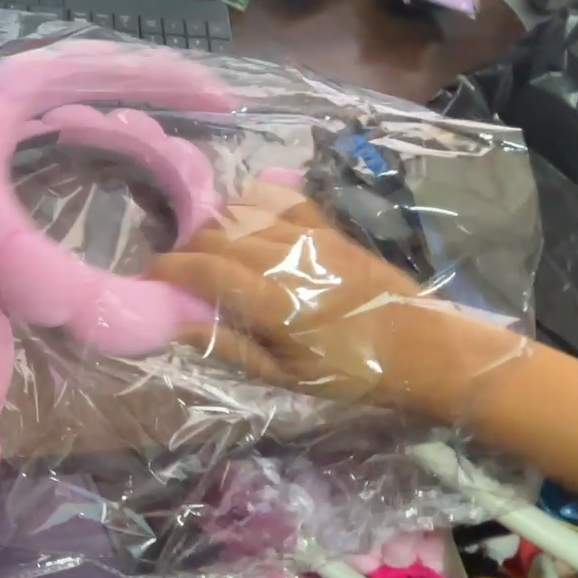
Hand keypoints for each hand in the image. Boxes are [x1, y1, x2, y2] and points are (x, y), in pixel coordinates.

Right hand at [150, 183, 522, 418]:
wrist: (427, 351)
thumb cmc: (352, 373)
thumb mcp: (286, 377)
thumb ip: (230, 347)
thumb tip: (178, 325)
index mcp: (277, 305)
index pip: (205, 271)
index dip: (168, 269)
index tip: (150, 277)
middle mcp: (290, 262)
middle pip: (217, 236)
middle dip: (185, 248)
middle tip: (176, 268)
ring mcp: (311, 239)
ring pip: (241, 214)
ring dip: (212, 226)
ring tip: (204, 247)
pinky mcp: (329, 229)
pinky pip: (278, 200)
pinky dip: (250, 201)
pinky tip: (238, 215)